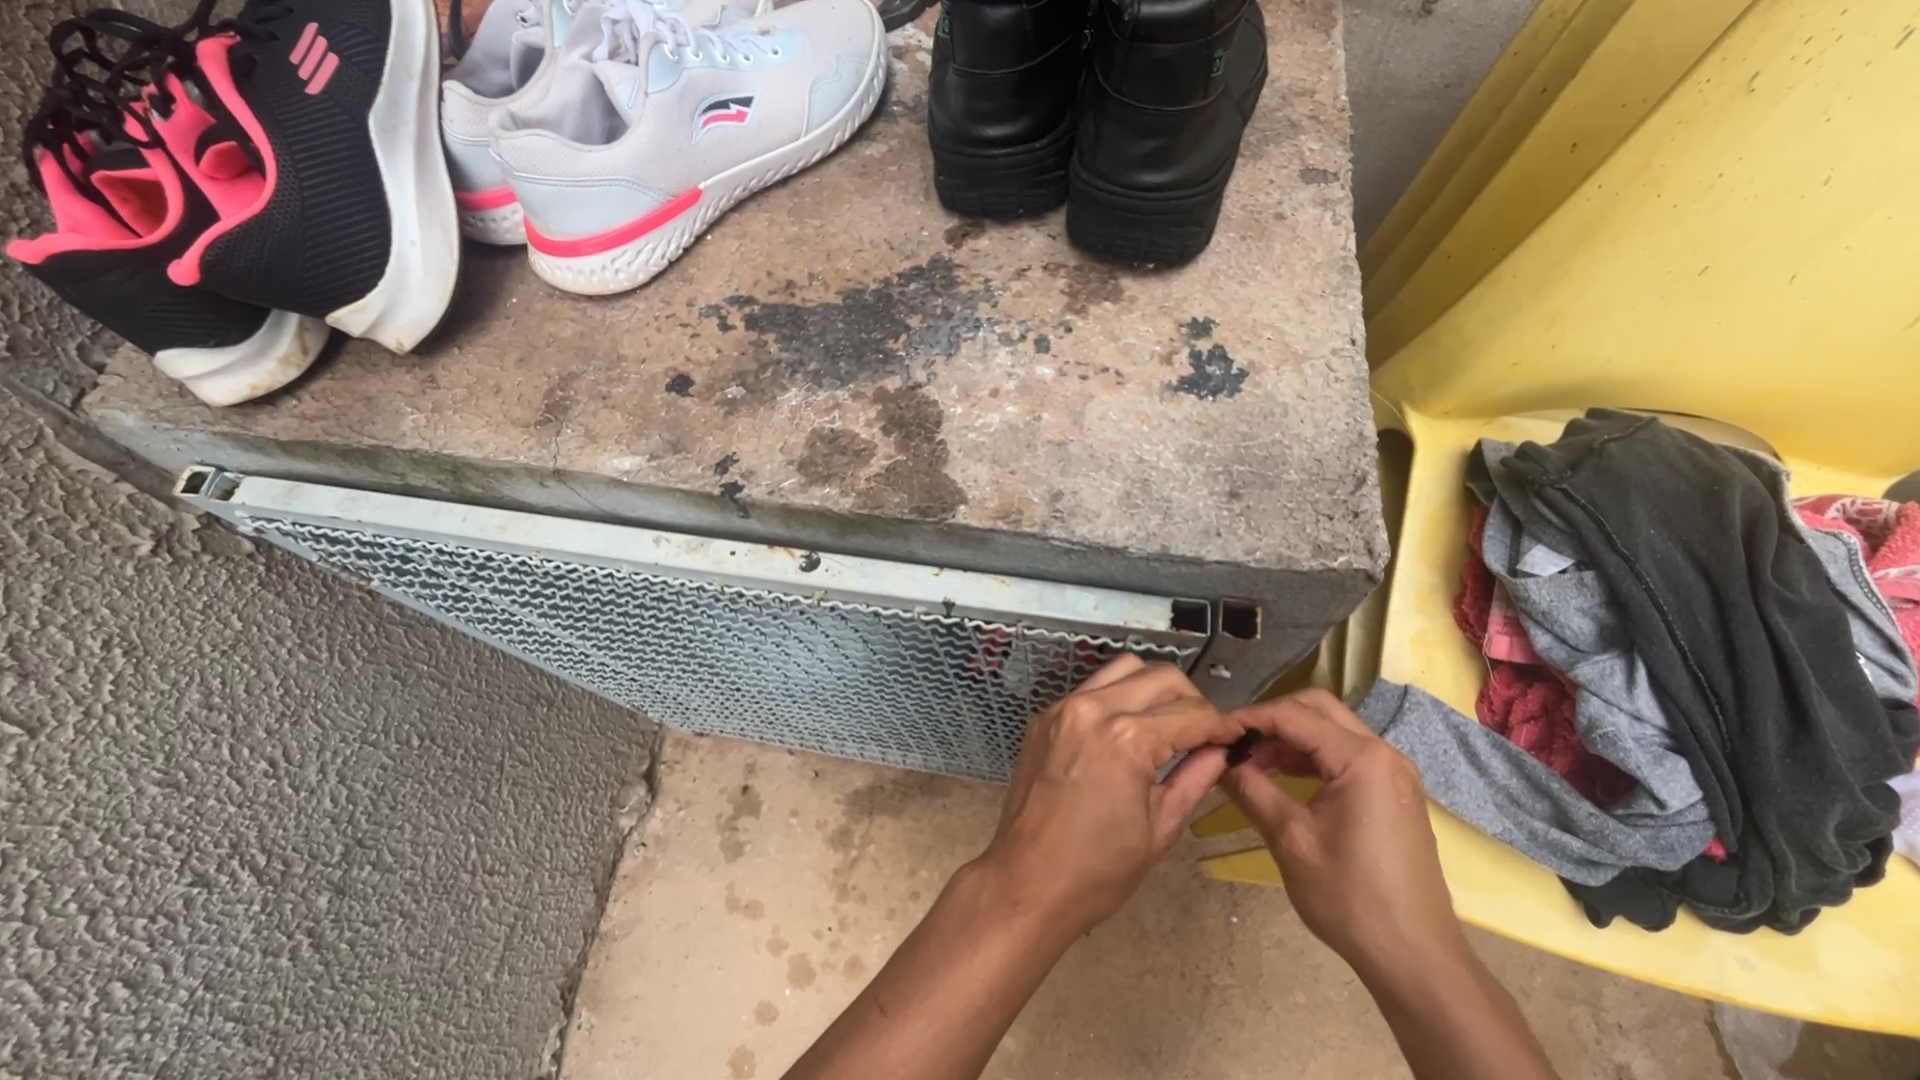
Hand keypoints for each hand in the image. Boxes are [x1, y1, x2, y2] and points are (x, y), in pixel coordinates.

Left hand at [977, 655, 1243, 936]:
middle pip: (1161, 676)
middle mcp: (1093, 709)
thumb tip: (1220, 750)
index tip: (1236, 737)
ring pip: (1124, 669)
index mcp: (1127, 738)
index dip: (1222, 725)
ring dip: (1154, 688)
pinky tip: (1128, 731)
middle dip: (1192, 700)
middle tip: (1203, 732)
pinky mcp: (1044, 719)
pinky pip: (1091, 689)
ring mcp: (1063, 709)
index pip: (1192, 714)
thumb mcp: (1161, 827)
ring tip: (1167, 723)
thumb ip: (1196, 778)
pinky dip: (1118, 698)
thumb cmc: (1098, 870)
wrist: (1026, 883)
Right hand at [1222, 690, 1466, 979]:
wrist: (1414, 956)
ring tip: (1250, 764)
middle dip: (1271, 720)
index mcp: (1363, 758)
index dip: (1249, 718)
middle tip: (1234, 744)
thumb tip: (1218, 760)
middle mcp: (1384, 754)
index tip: (1213, 732)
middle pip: (1317, 710)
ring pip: (1332, 731)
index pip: (1294, 715)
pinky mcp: (1393, 794)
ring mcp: (1393, 774)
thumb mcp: (1289, 839)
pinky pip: (1345, 756)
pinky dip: (1311, 758)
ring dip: (1290, 739)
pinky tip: (1281, 778)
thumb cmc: (1350, 897)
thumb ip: (1251, 789)